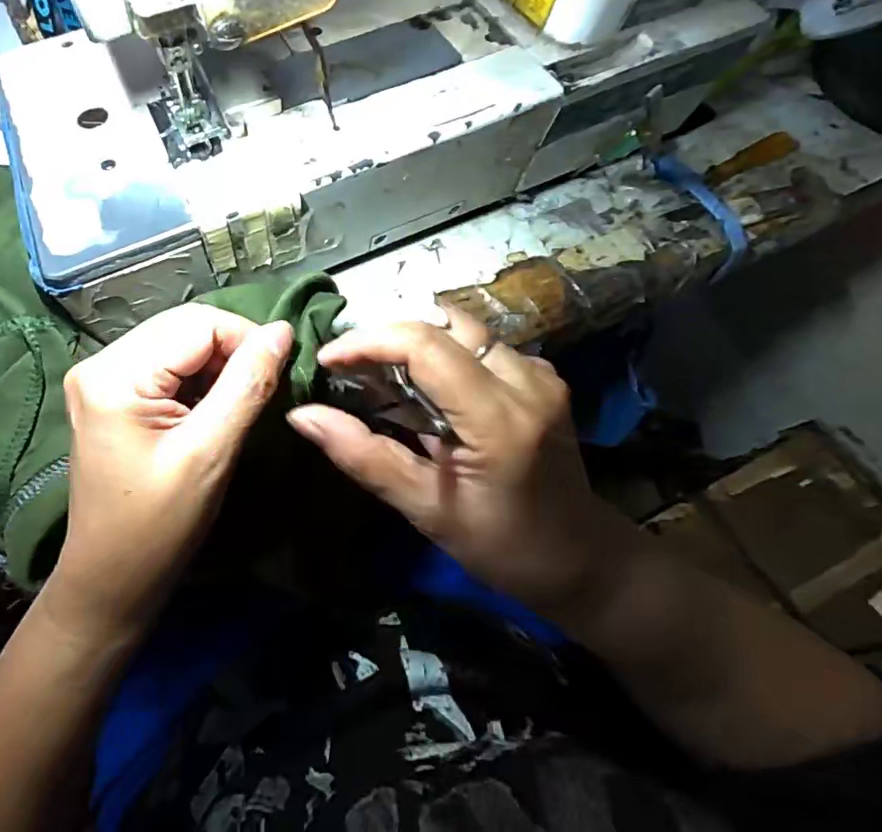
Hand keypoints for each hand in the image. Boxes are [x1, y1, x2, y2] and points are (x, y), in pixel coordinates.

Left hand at [45, 305, 293, 642]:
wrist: (112, 580)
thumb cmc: (159, 526)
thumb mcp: (211, 452)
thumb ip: (247, 384)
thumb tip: (283, 331)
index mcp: (114, 376)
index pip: (198, 324)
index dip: (247, 339)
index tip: (279, 374)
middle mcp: (100, 363)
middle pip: (186, 326)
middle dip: (233, 349)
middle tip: (262, 389)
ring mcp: (102, 377)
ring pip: (181, 341)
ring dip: (219, 363)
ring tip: (240, 402)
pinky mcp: (112, 393)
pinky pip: (168, 363)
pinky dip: (201, 377)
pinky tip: (214, 407)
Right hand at [285, 308, 635, 615]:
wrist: (580, 557)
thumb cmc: (502, 547)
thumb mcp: (427, 509)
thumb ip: (364, 456)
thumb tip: (302, 416)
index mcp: (499, 418)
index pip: (426, 345)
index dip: (369, 342)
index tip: (328, 359)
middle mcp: (526, 380)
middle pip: (444, 324)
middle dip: (387, 337)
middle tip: (348, 368)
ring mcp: (540, 373)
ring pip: (462, 328)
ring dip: (413, 342)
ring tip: (377, 375)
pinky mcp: (542, 375)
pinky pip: (480, 345)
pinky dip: (441, 354)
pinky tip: (421, 387)